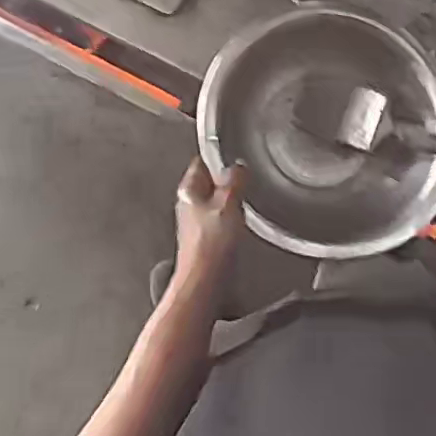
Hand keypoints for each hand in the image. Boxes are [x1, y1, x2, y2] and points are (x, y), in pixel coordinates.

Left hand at [173, 156, 244, 290]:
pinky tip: (242, 223)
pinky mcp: (206, 237)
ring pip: (217, 200)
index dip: (220, 155)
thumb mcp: (228, 203)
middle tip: (247, 180)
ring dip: (232, 199)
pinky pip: (221, 218)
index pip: (202, 160)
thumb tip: (239, 166)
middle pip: (211, 180)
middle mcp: (189, 203)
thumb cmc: (211, 243)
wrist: (204, 280)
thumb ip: (234, 181)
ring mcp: (196, 221)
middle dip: (229, 179)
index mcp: (189, 189)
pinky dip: (232, 217)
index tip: (237, 155)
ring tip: (247, 202)